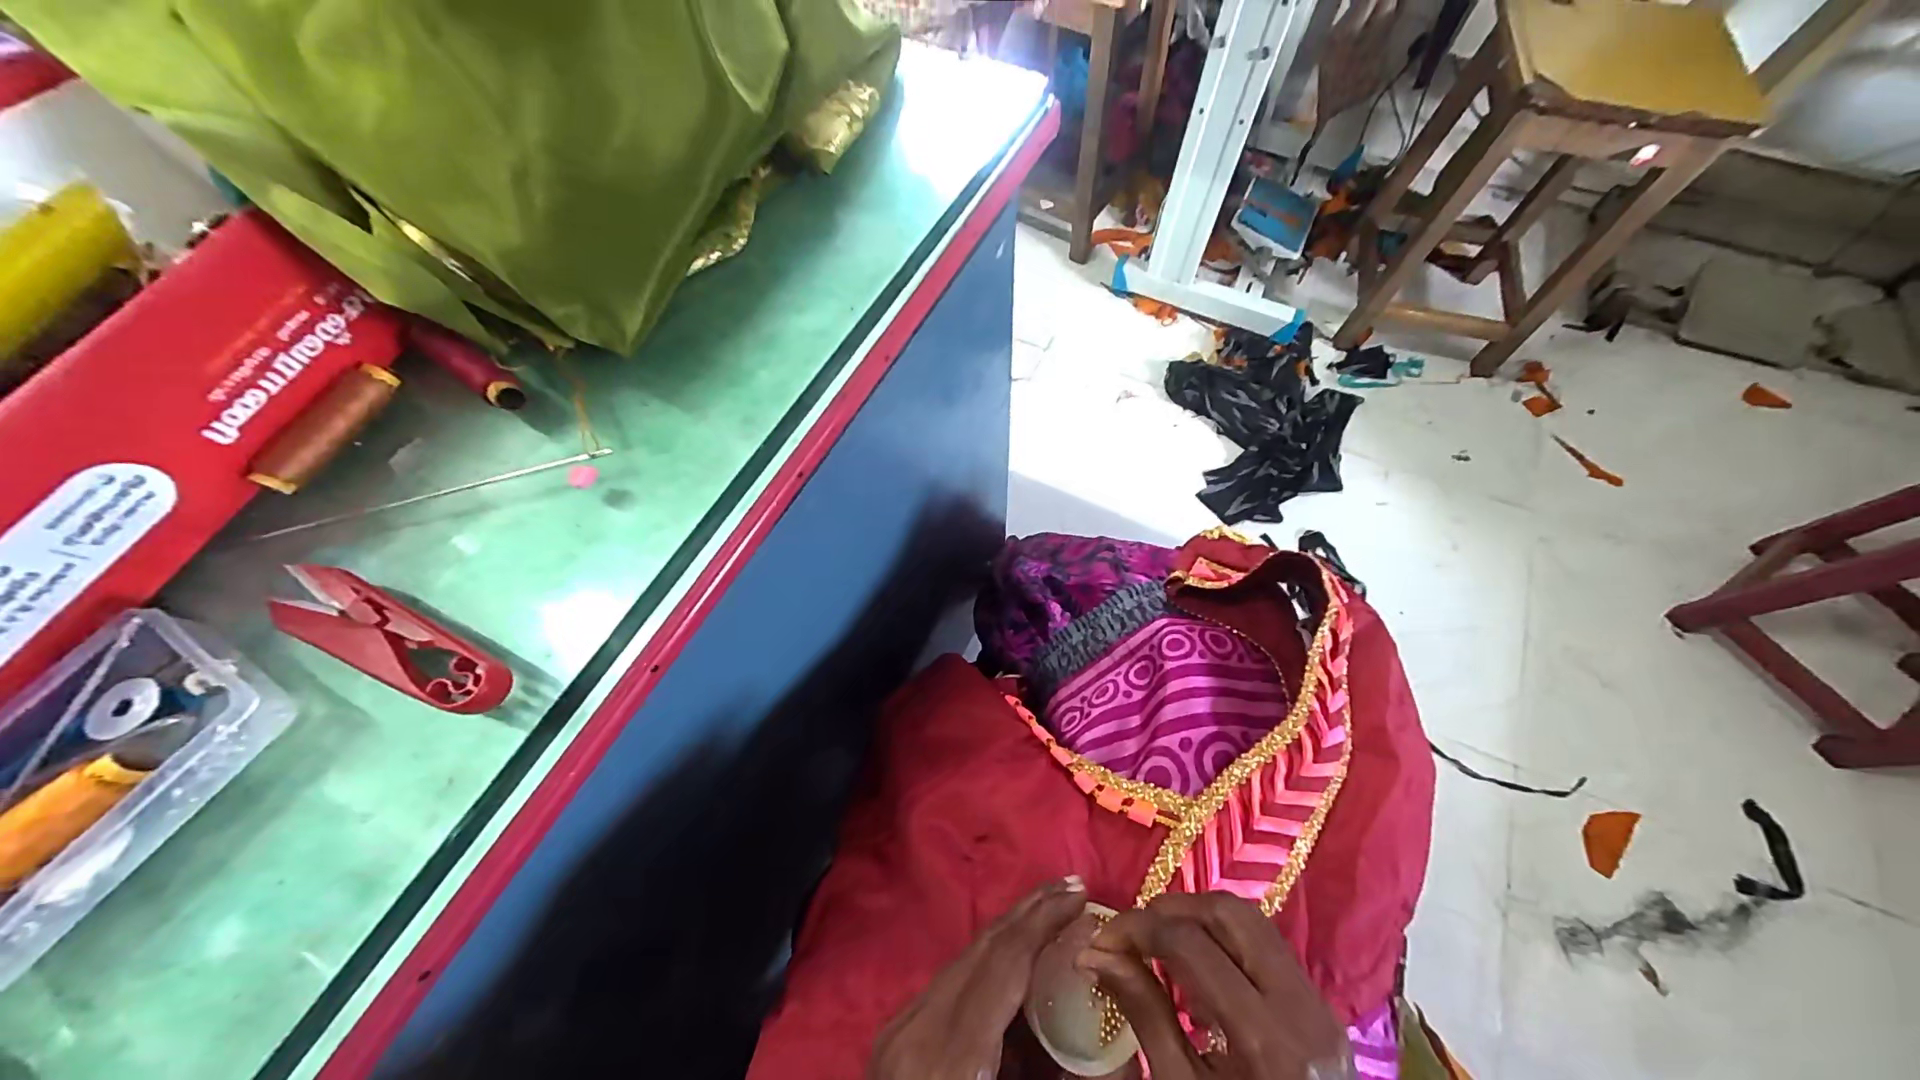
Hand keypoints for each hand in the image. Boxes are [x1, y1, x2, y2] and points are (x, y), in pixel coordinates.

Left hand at [868, 876, 1089, 1079]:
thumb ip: (1060, 1078)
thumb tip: (1113, 1047)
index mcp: (947, 1055)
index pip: (1002, 963)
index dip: (1043, 920)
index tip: (1081, 894)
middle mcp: (915, 1027)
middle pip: (981, 949)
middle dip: (1029, 911)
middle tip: (1074, 886)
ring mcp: (898, 1027)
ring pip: (964, 959)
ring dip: (1011, 932)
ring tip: (1052, 910)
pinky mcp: (894, 1033)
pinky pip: (951, 983)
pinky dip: (989, 964)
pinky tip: (1016, 958)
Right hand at [1076, 892, 1347, 1079]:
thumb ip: (1143, 1012)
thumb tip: (1094, 953)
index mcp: (1265, 1040)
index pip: (1190, 944)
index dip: (1137, 928)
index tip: (1102, 939)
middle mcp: (1301, 1008)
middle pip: (1228, 913)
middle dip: (1171, 911)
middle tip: (1133, 934)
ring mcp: (1319, 1005)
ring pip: (1252, 920)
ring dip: (1198, 919)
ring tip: (1161, 946)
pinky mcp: (1321, 1007)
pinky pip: (1267, 946)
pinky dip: (1225, 941)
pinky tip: (1198, 972)